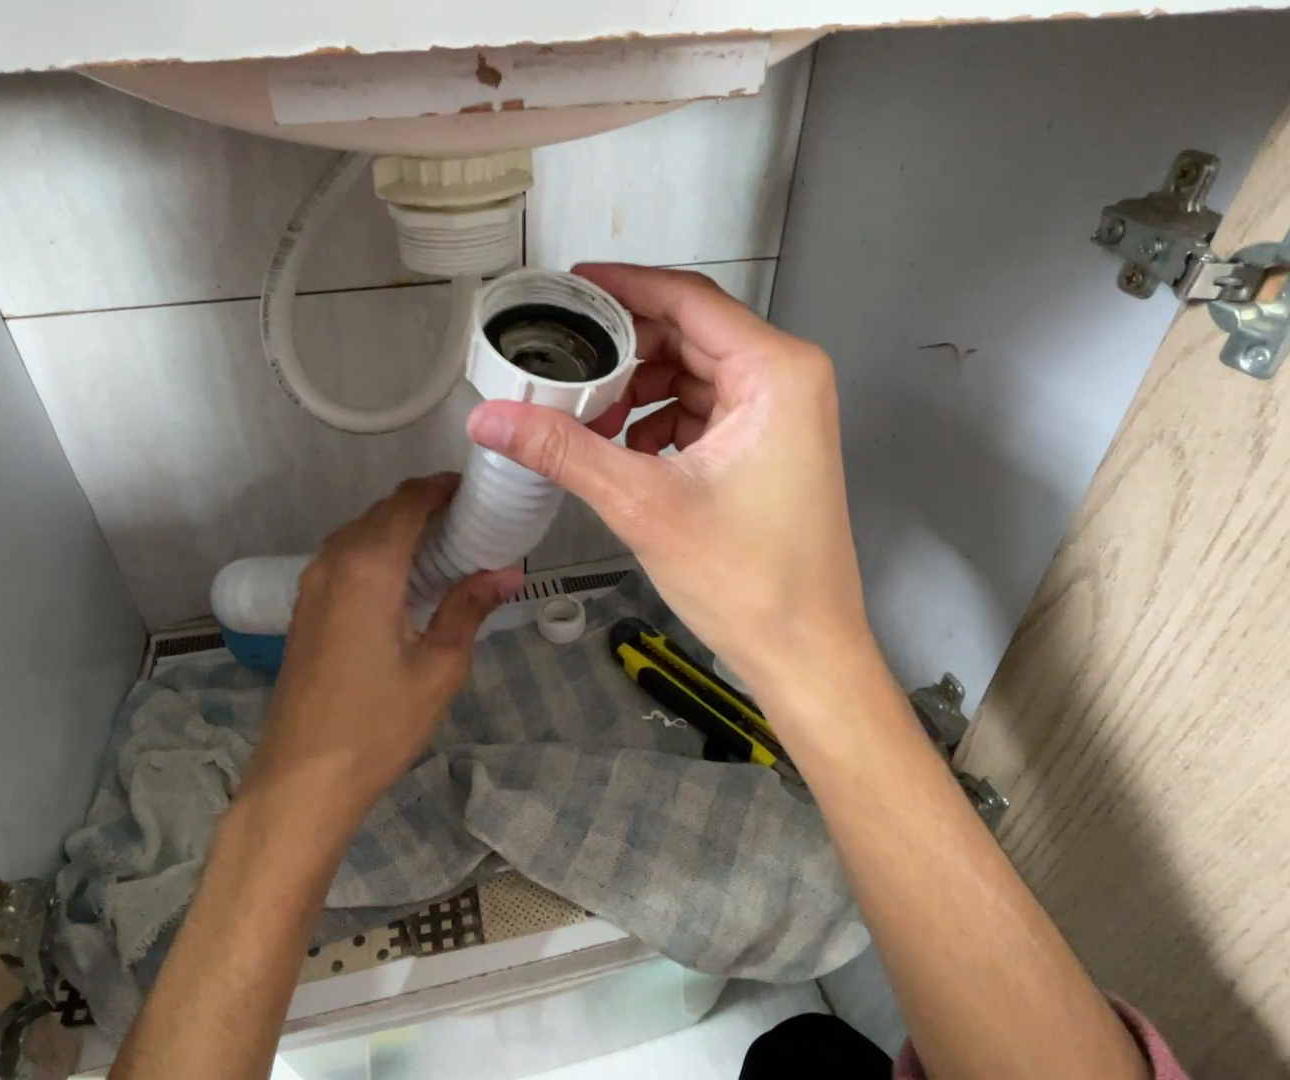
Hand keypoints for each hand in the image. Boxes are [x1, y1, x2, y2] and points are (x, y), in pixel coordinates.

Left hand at [242, 474, 520, 822]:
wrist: (303, 778)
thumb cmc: (378, 723)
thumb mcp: (439, 668)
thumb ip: (469, 609)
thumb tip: (508, 573)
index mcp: (369, 566)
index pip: (409, 501)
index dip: (444, 488)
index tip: (480, 494)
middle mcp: (334, 561)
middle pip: (384, 511)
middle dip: (427, 506)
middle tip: (474, 525)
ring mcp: (312, 584)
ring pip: (361, 532)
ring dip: (400, 529)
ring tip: (447, 550)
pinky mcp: (305, 607)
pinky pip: (345, 557)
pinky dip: (378, 552)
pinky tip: (406, 582)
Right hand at [465, 263, 872, 706]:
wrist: (804, 651)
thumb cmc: (744, 578)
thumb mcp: (644, 505)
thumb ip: (564, 451)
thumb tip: (486, 419)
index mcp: (775, 371)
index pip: (687, 299)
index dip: (621, 287)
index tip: (564, 288)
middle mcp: (786, 378)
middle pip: (687, 334)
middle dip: (621, 350)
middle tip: (558, 363)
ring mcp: (780, 413)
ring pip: (690, 374)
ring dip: (634, 391)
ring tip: (582, 420)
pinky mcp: (767, 446)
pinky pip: (700, 410)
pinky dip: (656, 422)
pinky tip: (618, 451)